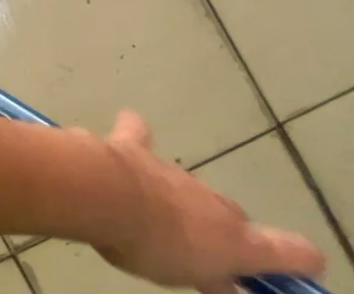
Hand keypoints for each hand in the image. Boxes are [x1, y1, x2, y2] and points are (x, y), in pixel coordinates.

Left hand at [93, 111, 325, 292]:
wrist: (102, 193)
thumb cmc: (148, 244)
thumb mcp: (186, 277)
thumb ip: (209, 277)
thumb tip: (222, 282)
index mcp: (242, 243)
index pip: (298, 253)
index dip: (295, 261)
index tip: (279, 268)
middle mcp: (217, 203)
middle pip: (226, 216)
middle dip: (208, 228)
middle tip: (178, 242)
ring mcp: (175, 171)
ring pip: (183, 184)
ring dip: (168, 194)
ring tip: (139, 206)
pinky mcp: (134, 147)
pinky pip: (138, 135)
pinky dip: (136, 132)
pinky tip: (130, 123)